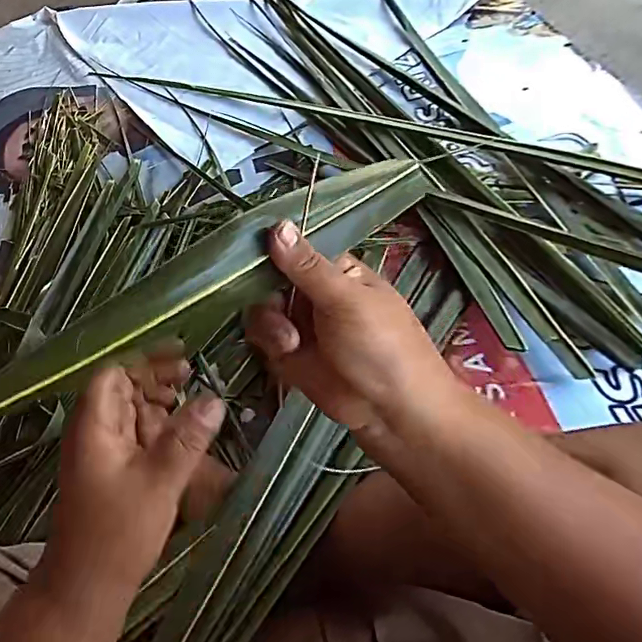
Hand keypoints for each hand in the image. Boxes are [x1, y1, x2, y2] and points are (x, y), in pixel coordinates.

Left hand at [40, 363, 222, 602]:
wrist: (85, 589)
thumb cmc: (117, 532)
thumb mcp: (159, 482)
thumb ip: (186, 439)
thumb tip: (214, 399)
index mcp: (92, 422)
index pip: (113, 372)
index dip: (145, 360)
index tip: (181, 357)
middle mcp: (90, 429)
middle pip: (120, 388)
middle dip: (154, 379)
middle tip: (191, 377)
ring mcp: (98, 451)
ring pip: (127, 412)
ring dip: (156, 404)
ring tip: (189, 404)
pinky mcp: (107, 470)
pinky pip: (131, 436)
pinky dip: (153, 429)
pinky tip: (178, 438)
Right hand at [244, 220, 456, 433]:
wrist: (396, 417)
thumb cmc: (384, 348)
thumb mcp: (346, 300)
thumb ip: (306, 265)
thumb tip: (277, 224)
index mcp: (334, 271)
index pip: (292, 247)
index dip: (268, 247)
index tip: (246, 249)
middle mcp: (312, 293)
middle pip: (267, 277)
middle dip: (265, 291)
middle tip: (275, 306)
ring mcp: (299, 323)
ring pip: (260, 306)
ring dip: (269, 322)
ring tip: (289, 342)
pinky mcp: (287, 353)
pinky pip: (260, 336)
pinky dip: (267, 341)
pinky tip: (286, 352)